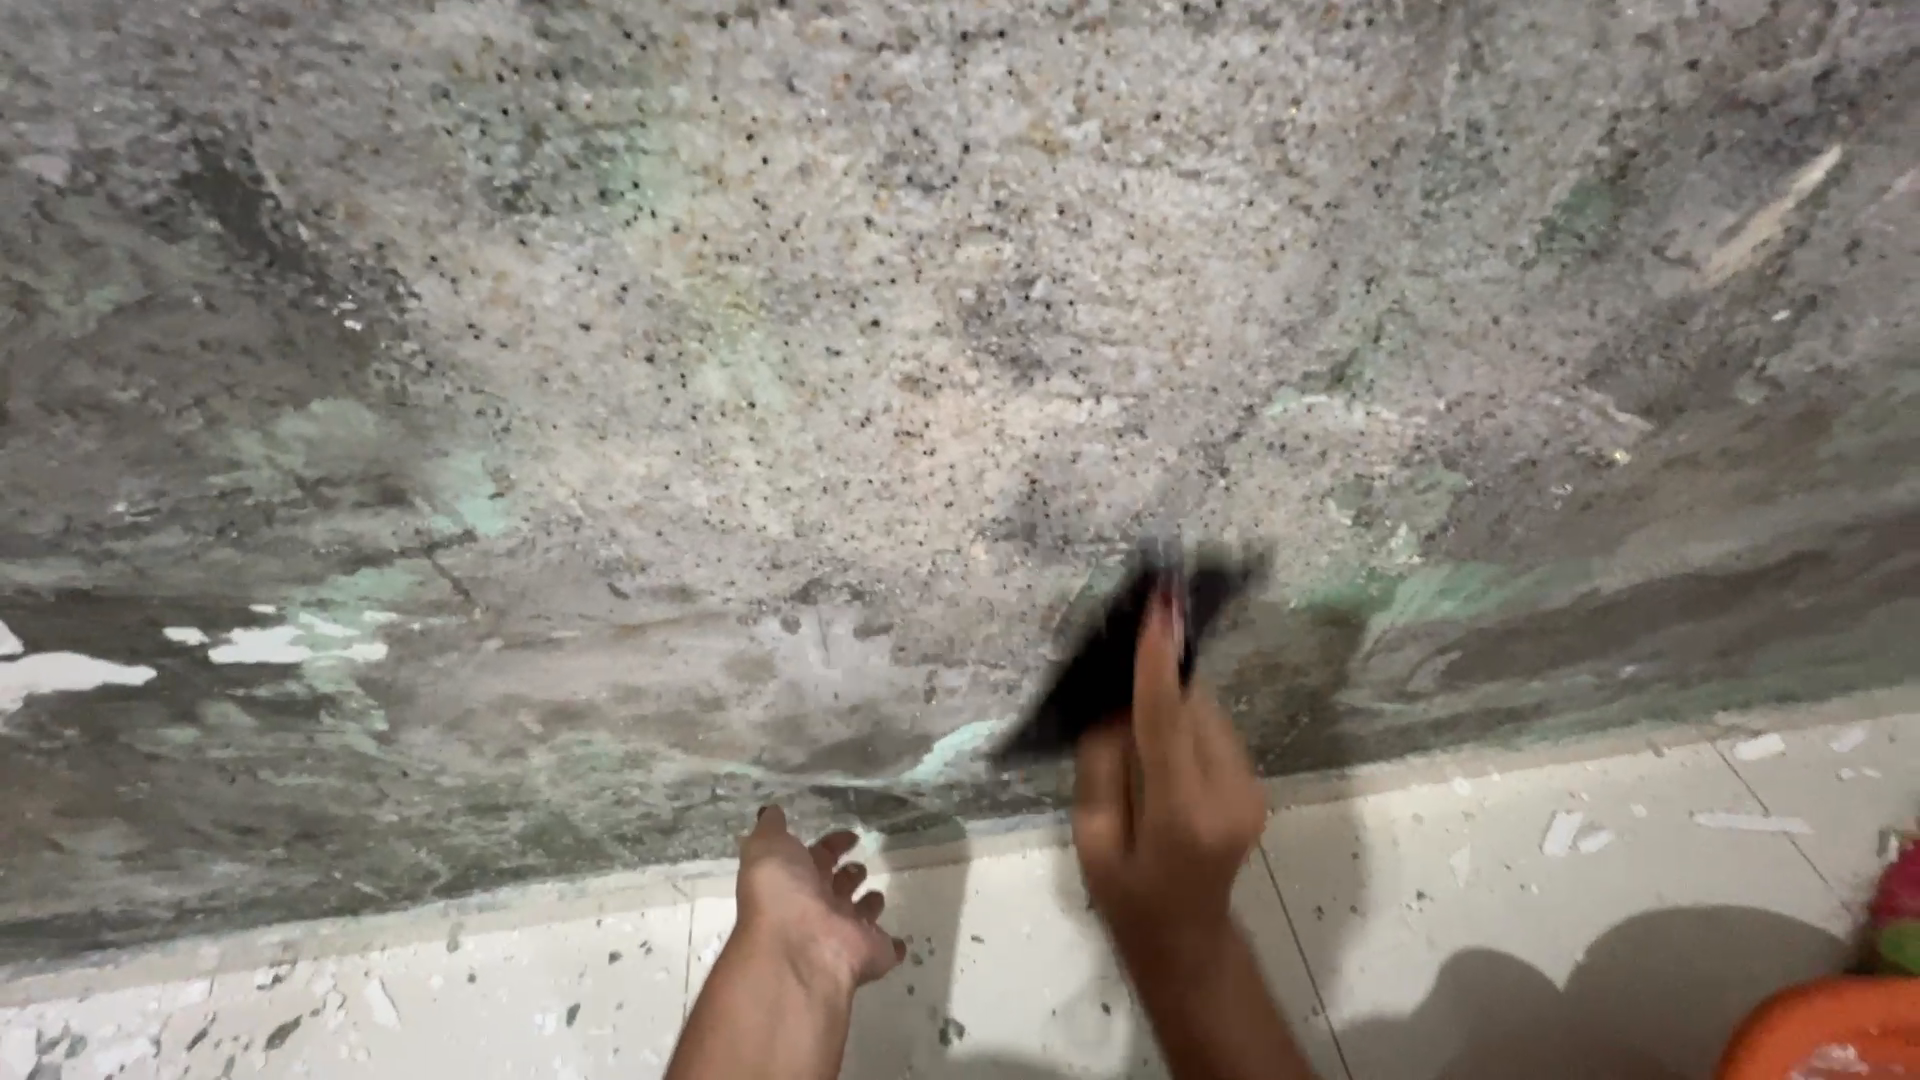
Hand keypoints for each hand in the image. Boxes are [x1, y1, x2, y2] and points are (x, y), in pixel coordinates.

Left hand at [734, 806, 906, 994]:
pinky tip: (898, 941)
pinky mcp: (872, 952)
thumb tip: (771, 812)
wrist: (799, 950)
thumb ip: (770, 829)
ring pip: (861, 915)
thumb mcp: (766, 848)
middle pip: (838, 886)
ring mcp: (846, 931)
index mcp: (796, 881)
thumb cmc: (781, 894)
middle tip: (859, 866)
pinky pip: (886, 948)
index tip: (850, 836)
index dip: (832, 844)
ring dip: (868, 905)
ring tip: (876, 896)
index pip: (817, 857)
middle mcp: (819, 907)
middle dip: (849, 874)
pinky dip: (892, 946)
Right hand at [1071, 586, 1268, 949]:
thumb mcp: (1091, 835)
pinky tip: (1160, 744)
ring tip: (1134, 721)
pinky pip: (1212, 729)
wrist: (1187, 939)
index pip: (1165, 721)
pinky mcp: (1255, 783)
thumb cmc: (1125, 895)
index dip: (1159, 661)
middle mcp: (1229, 794)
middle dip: (1157, 680)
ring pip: (1204, 712)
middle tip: (1118, 665)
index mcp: (1180, 814)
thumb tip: (1116, 702)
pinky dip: (1183, 721)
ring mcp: (1251, 789)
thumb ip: (1102, 763)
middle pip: (1191, 707)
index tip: (1160, 606)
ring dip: (1169, 703)